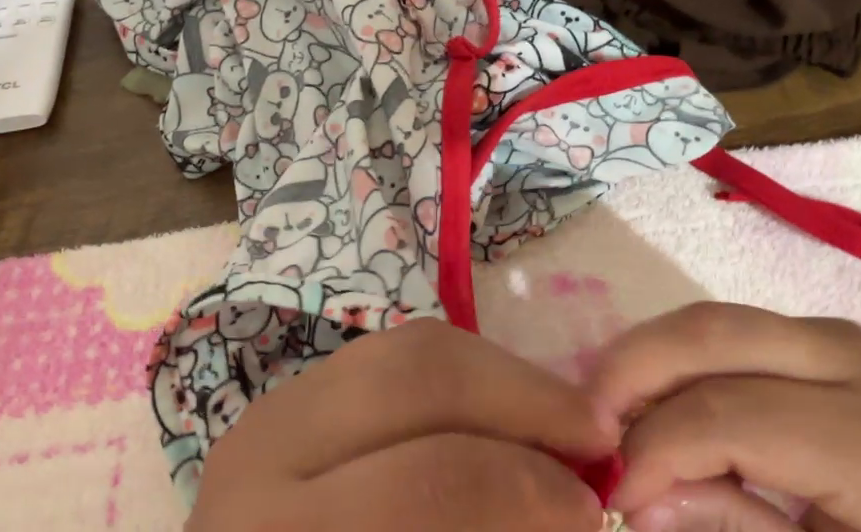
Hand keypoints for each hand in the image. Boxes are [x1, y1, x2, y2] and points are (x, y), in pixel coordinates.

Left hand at [187, 318, 617, 531]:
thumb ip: (492, 531)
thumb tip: (575, 508)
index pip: (433, 483)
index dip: (529, 488)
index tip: (593, 511)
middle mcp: (264, 455)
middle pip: (419, 379)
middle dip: (527, 401)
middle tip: (596, 439)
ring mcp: (270, 412)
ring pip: (406, 348)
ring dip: (499, 375)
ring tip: (557, 416)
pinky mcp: (286, 398)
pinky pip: (387, 358)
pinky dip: (458, 375)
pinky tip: (497, 409)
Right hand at [585, 304, 860, 531]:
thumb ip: (732, 525)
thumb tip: (637, 497)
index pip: (729, 415)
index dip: (655, 449)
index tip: (612, 492)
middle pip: (714, 333)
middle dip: (633, 370)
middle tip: (587, 421)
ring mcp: (852, 339)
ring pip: (719, 317)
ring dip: (653, 356)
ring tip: (614, 408)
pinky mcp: (838, 336)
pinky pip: (741, 328)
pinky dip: (688, 355)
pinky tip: (664, 396)